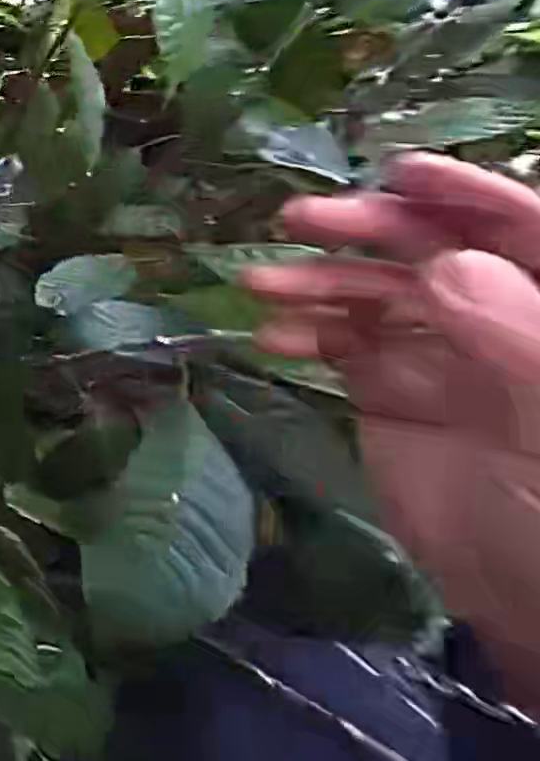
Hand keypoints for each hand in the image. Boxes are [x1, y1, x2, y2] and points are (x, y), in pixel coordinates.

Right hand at [242, 152, 539, 703]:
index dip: (476, 196)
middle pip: (444, 254)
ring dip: (319, 282)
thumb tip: (444, 262)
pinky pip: (342, 341)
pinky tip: (277, 340)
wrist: (536, 605)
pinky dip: (306, 333)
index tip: (396, 169)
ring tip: (262, 287)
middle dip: (371, 230)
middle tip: (294, 220)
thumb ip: (518, 340)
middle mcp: (517, 327)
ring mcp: (453, 358)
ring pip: (380, 293)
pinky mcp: (394, 389)